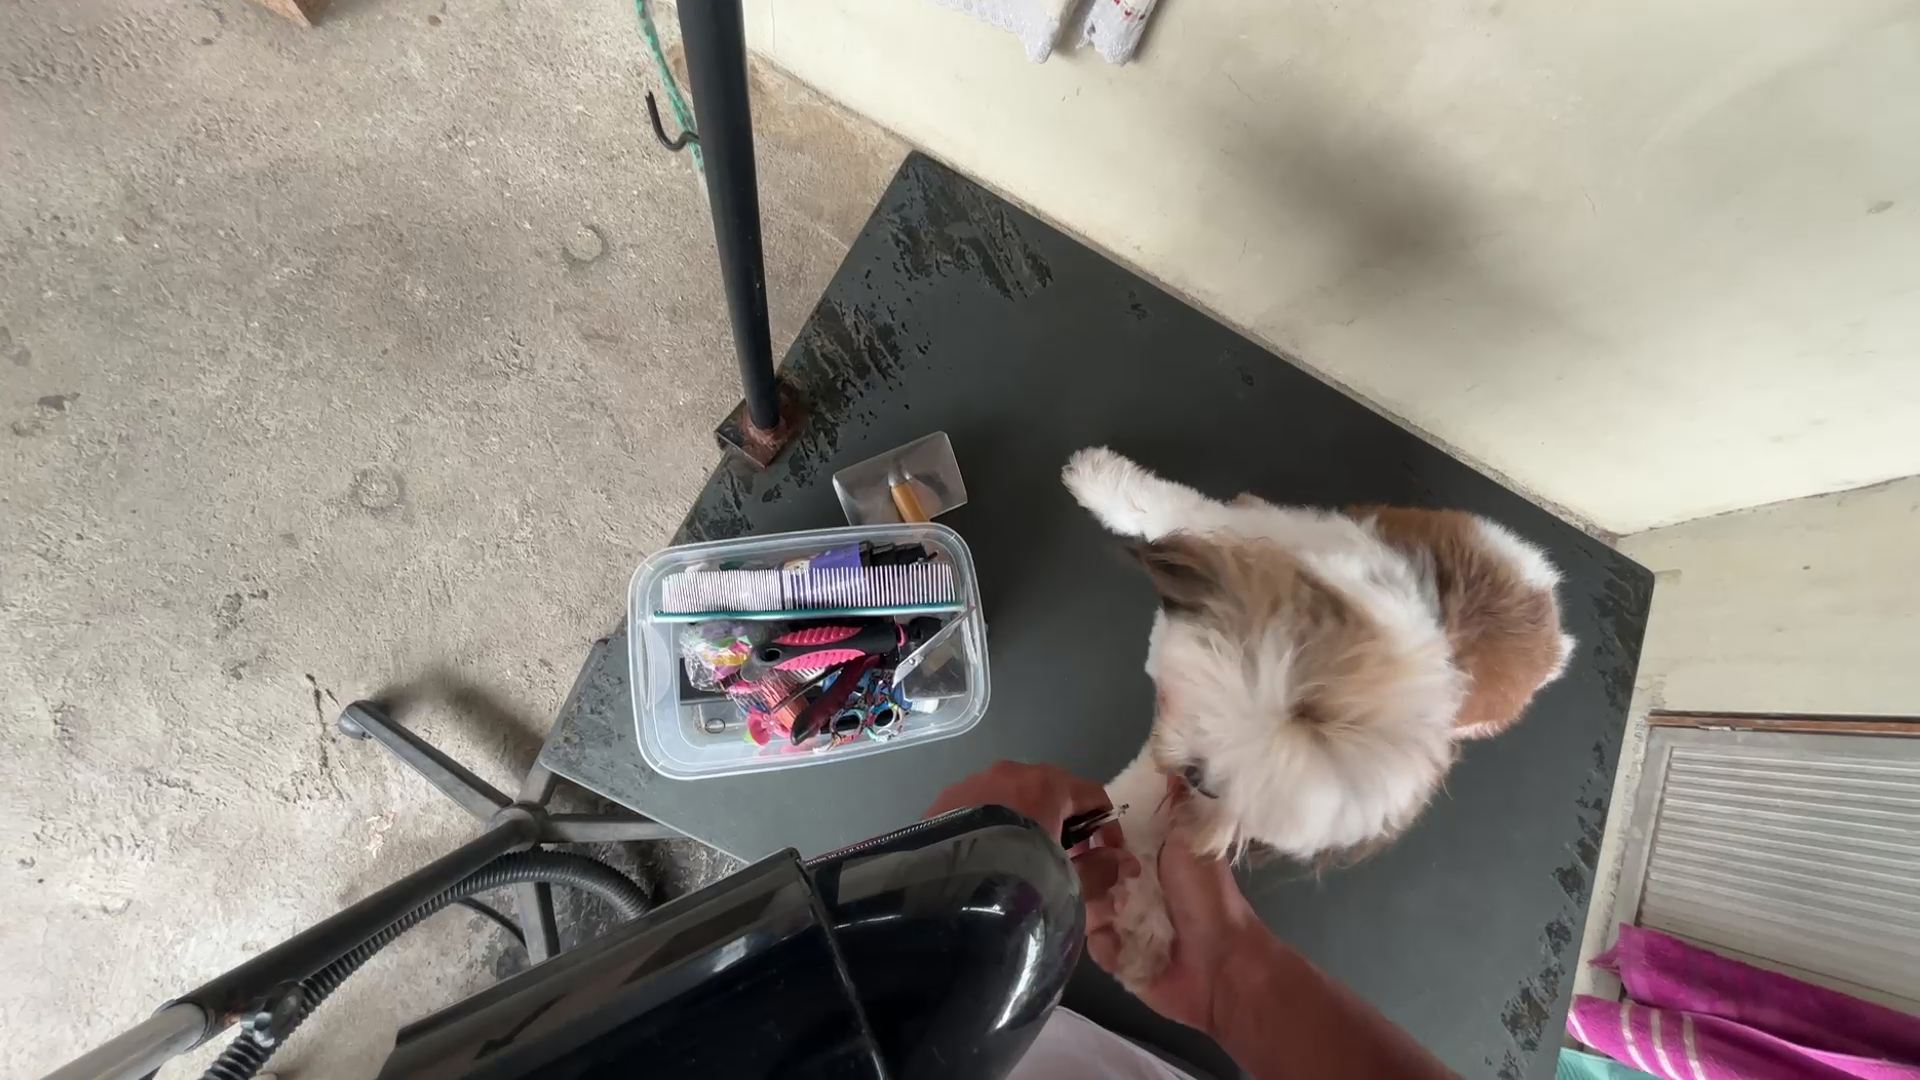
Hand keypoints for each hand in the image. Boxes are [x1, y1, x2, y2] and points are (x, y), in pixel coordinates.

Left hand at [925, 760, 1136, 901]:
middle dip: (1070, 825)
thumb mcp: (1068, 884)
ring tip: (1028, 862)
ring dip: (1032, 823)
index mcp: (1047, 785)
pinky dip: (998, 824)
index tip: (1108, 859)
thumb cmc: (1017, 883)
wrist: (943, 893)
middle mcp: (1011, 772)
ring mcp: (975, 781)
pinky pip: (985, 805)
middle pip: (1055, 791)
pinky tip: (991, 858)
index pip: (1093, 795)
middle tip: (1072, 863)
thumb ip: (1100, 870)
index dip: (1108, 828)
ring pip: (1016, 797)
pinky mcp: (947, 797)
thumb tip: (1121, 861)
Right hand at [1086, 791, 1269, 1033]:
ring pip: (1083, 905)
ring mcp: (1118, 924)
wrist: (1222, 963)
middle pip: (1084, 870)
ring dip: (1098, 905)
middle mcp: (1124, 888)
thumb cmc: (1206, 896)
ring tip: (1120, 910)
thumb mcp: (1192, 839)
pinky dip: (1105, 942)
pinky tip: (1120, 940)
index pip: (1099, 839)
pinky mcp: (1116, 958)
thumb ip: (1175, 807)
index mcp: (1140, 859)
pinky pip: (1092, 943)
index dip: (1090, 833)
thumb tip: (1172, 766)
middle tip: (1113, 876)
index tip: (1089, 831)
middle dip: (1091, 870)